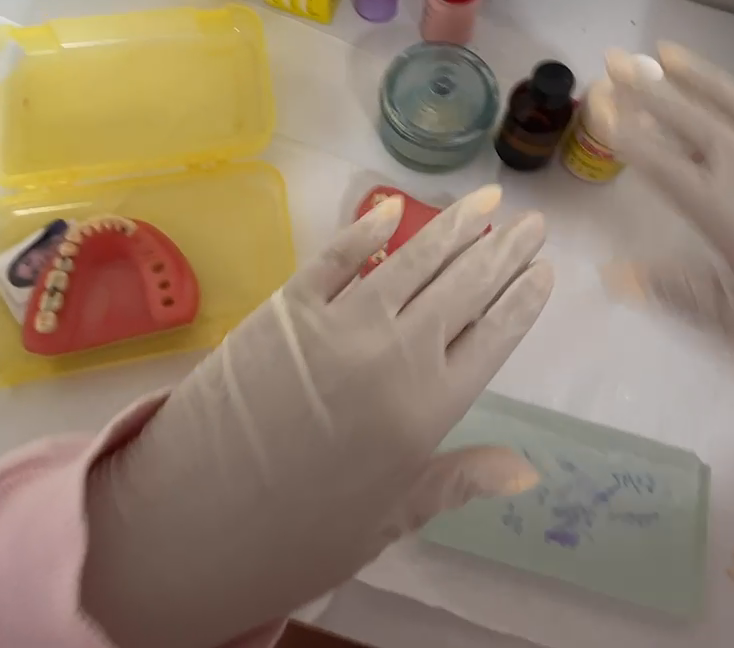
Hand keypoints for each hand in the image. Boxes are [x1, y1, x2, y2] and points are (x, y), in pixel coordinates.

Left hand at [81, 185, 553, 647]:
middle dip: (503, 251)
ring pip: (414, 262)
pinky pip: (337, 258)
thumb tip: (532, 469)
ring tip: (488, 199)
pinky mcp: (289, 308)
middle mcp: (395, 356)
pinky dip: (368, 231)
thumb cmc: (299, 534)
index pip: (493, 338)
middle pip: (465, 289)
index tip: (545, 268)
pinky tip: (396, 208)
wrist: (189, 526)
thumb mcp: (389, 518)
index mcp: (427, 410)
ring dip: (456, 227)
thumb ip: (460, 480)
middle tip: (532, 221)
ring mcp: (341, 324)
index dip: (522, 299)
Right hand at [605, 43, 733, 437]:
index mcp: (726, 212)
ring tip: (668, 51)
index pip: (658, 161)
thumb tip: (613, 273)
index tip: (594, 100)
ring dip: (701, 75)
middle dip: (648, 87)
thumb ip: (680, 291)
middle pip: (691, 119)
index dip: (621, 130)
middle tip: (615, 58)